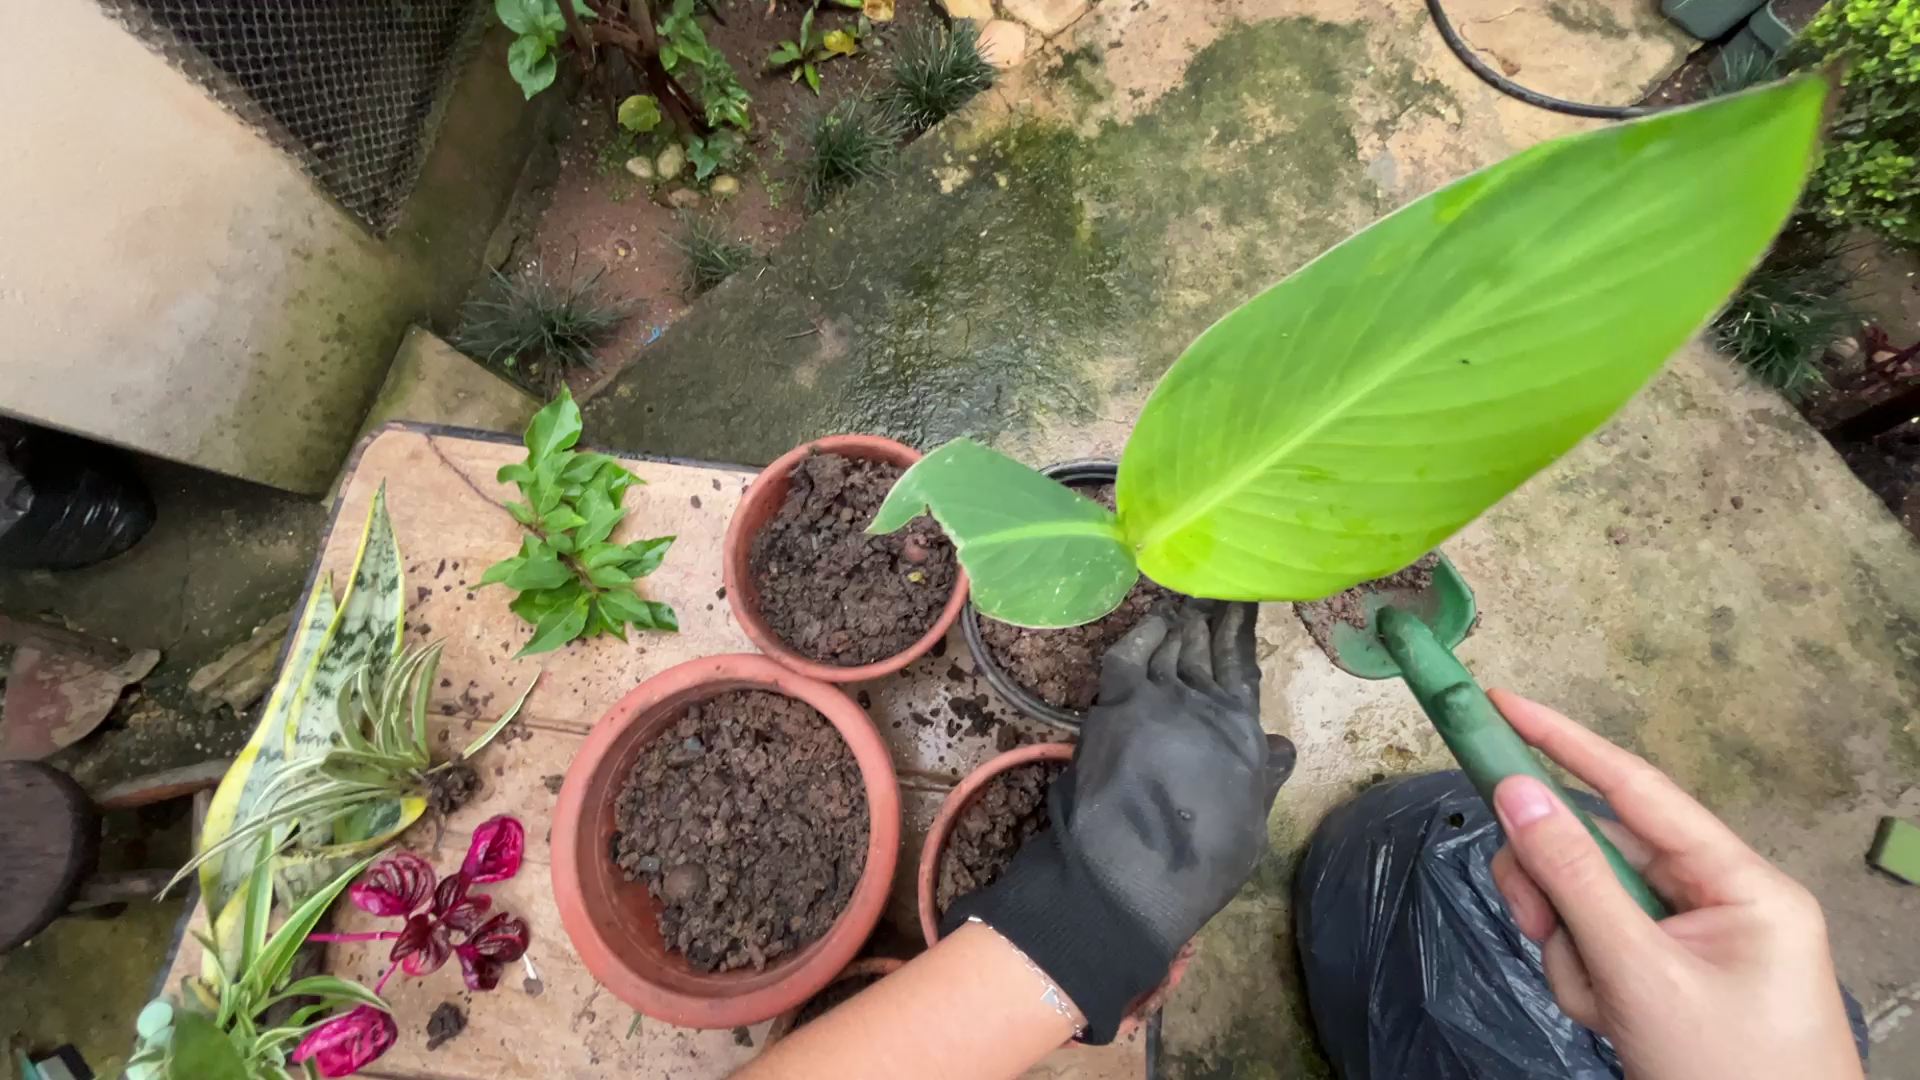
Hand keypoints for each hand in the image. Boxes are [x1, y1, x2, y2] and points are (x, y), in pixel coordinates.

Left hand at [946, 601, 1294, 1042]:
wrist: (1135, 873)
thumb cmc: (1199, 858)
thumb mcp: (1250, 820)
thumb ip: (1263, 775)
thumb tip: (1282, 744)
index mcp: (1239, 729)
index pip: (1243, 664)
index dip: (1241, 630)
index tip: (1243, 600)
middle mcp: (1202, 701)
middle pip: (1205, 645)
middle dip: (1209, 614)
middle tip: (1210, 587)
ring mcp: (1158, 695)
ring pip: (1171, 643)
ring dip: (1179, 619)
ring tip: (1185, 597)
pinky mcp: (1116, 701)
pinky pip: (1128, 652)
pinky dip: (1140, 633)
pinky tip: (1150, 620)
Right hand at [1486, 691, 1861, 1079]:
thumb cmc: (1726, 1072)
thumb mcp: (1639, 972)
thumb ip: (1571, 874)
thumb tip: (1513, 789)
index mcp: (1739, 882)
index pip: (1632, 785)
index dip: (1561, 737)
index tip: (1498, 702)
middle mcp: (1709, 890)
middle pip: (1589, 842)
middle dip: (1549, 881)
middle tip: (1530, 920)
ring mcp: (1680, 923)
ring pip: (1575, 884)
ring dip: (1558, 931)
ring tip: (1583, 988)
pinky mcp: (1653, 953)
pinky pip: (1581, 924)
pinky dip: (1571, 958)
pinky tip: (1600, 1004)